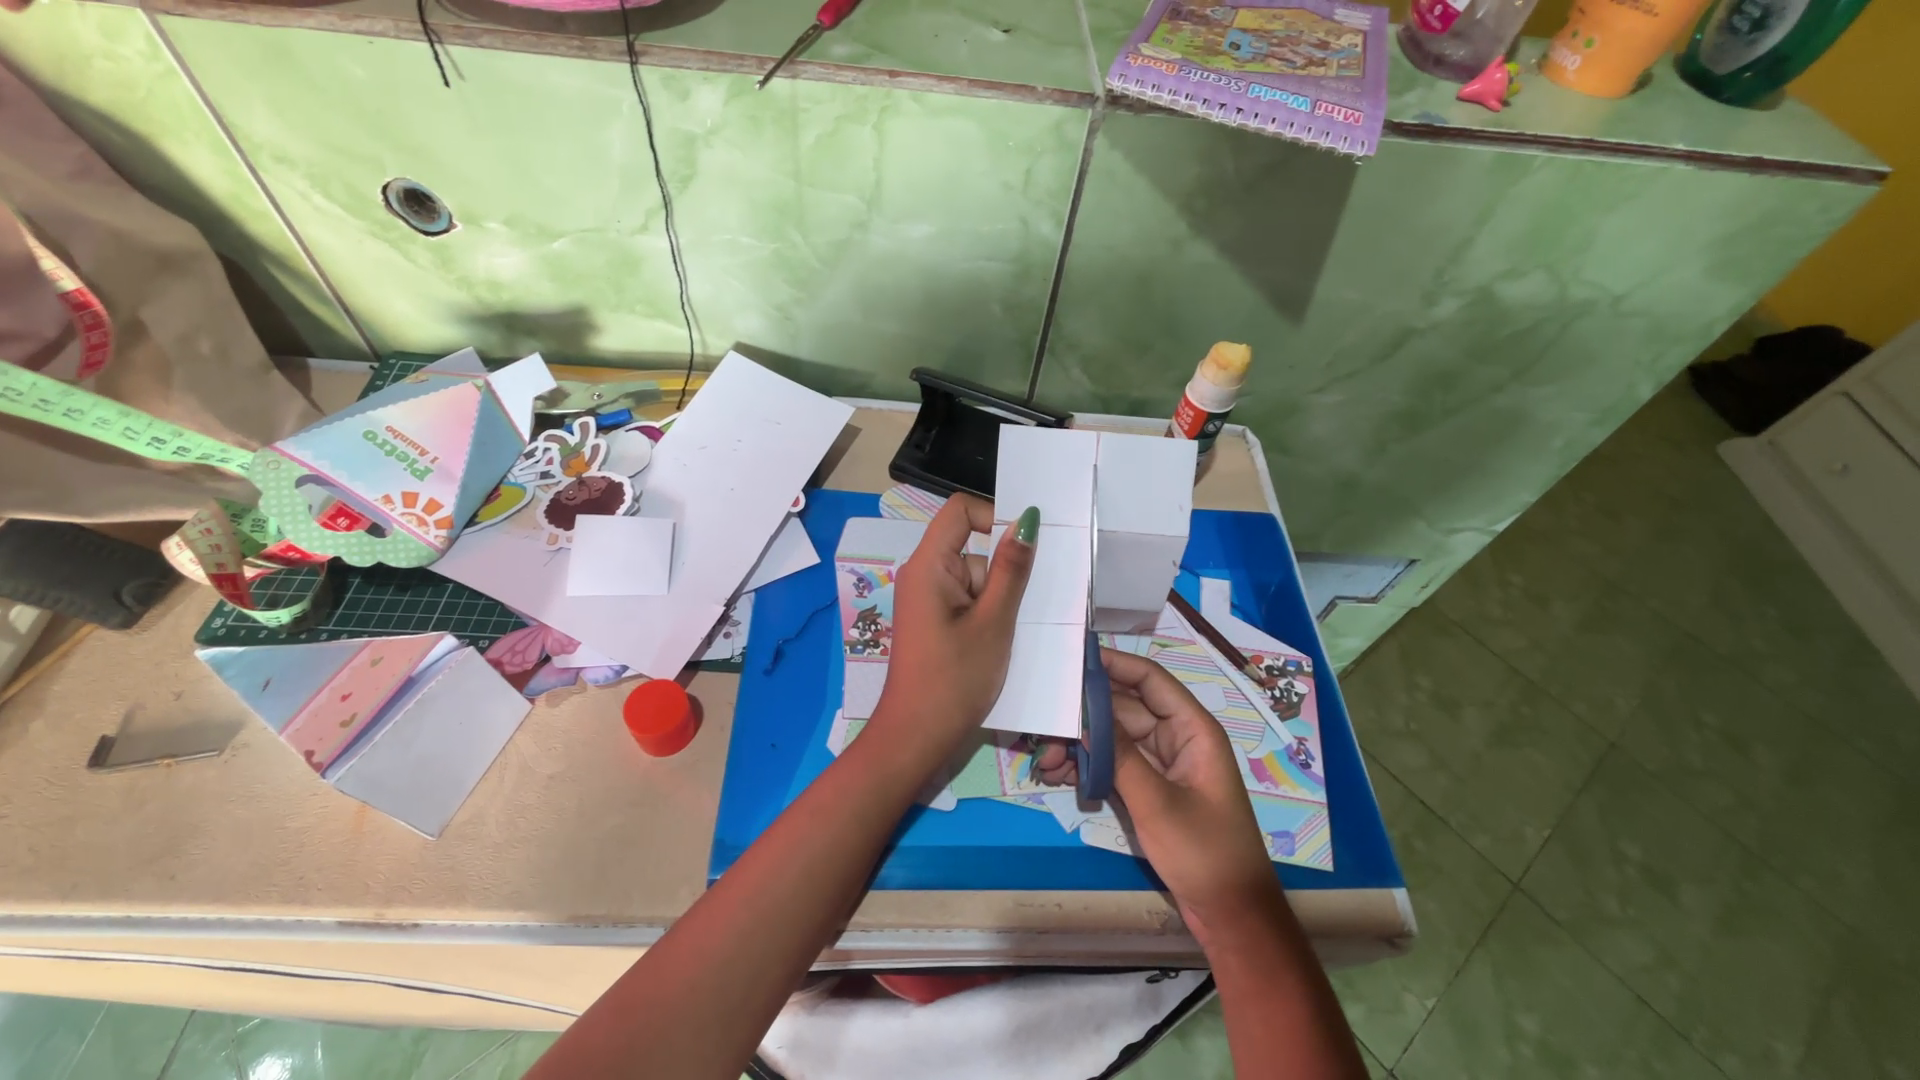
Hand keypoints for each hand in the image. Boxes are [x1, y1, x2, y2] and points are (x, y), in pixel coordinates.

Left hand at [873, 494, 1035, 746]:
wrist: (917, 736)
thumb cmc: (955, 678)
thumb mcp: (994, 621)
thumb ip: (1012, 569)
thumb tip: (1028, 521)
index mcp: (929, 565)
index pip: (960, 510)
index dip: (995, 518)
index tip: (1024, 552)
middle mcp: (923, 574)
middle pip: (972, 547)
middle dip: (1003, 573)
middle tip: (1018, 610)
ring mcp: (927, 600)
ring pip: (976, 579)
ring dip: (999, 601)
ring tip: (1006, 636)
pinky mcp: (934, 622)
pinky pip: (967, 602)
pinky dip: (988, 616)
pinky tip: (997, 645)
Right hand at [1036, 649, 1278, 940]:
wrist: (1229, 912)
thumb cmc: (1204, 852)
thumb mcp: (1158, 803)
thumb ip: (1119, 756)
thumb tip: (1082, 717)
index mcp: (1193, 730)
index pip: (1150, 680)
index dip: (1113, 664)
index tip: (1072, 658)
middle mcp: (1176, 739)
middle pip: (1123, 710)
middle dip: (1083, 715)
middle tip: (1042, 724)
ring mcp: (1160, 765)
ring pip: (1112, 739)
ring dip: (1080, 745)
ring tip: (1045, 761)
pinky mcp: (1147, 789)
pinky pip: (1112, 765)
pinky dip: (1087, 767)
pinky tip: (1059, 775)